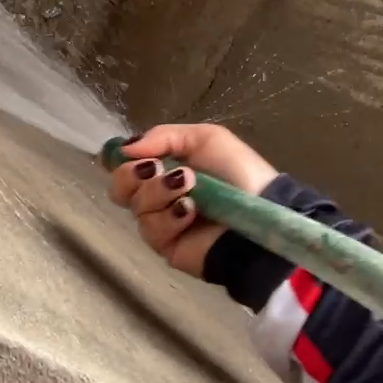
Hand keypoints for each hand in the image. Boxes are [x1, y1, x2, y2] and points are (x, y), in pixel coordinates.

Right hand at [107, 124, 279, 276]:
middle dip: (132, 174)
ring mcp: (158, 221)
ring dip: (159, 193)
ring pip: (135, 205)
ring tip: (190, 189)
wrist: (264, 213)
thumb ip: (161, 136)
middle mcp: (154, 194)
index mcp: (161, 167)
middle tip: (157, 169)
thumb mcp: (205, 138)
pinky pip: (151, 228)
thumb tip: (123, 149)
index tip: (133, 155)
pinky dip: (170, 216)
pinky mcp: (165, 246)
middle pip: (118, 186)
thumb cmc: (239, 172)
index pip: (122, 164)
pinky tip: (190, 213)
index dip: (120, 159)